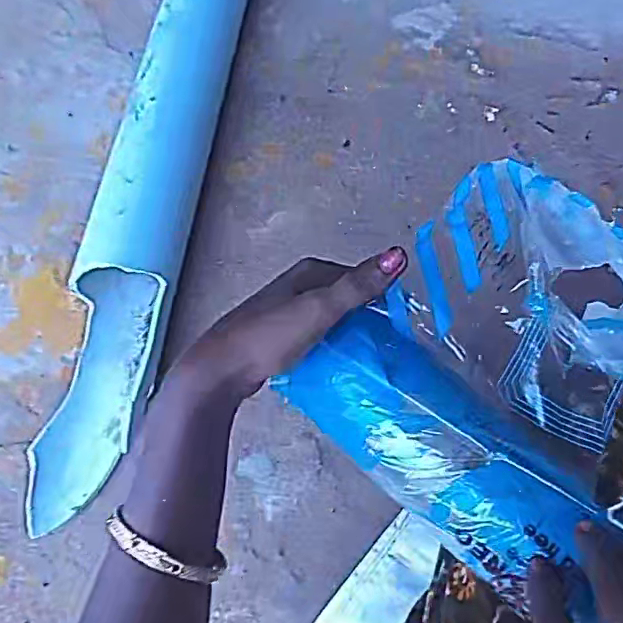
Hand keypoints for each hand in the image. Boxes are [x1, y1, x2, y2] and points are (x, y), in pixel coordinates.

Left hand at [161, 248, 405, 410]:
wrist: (223, 369)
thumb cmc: (272, 336)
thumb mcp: (321, 309)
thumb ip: (359, 285)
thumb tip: (399, 254)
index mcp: (310, 272)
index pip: (360, 276)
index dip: (382, 296)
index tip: (400, 324)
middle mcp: (299, 285)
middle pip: (348, 296)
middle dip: (368, 316)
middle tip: (388, 343)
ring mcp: (289, 310)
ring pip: (334, 317)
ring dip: (352, 331)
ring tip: (368, 354)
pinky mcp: (283, 334)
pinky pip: (321, 333)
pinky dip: (334, 343)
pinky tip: (339, 359)